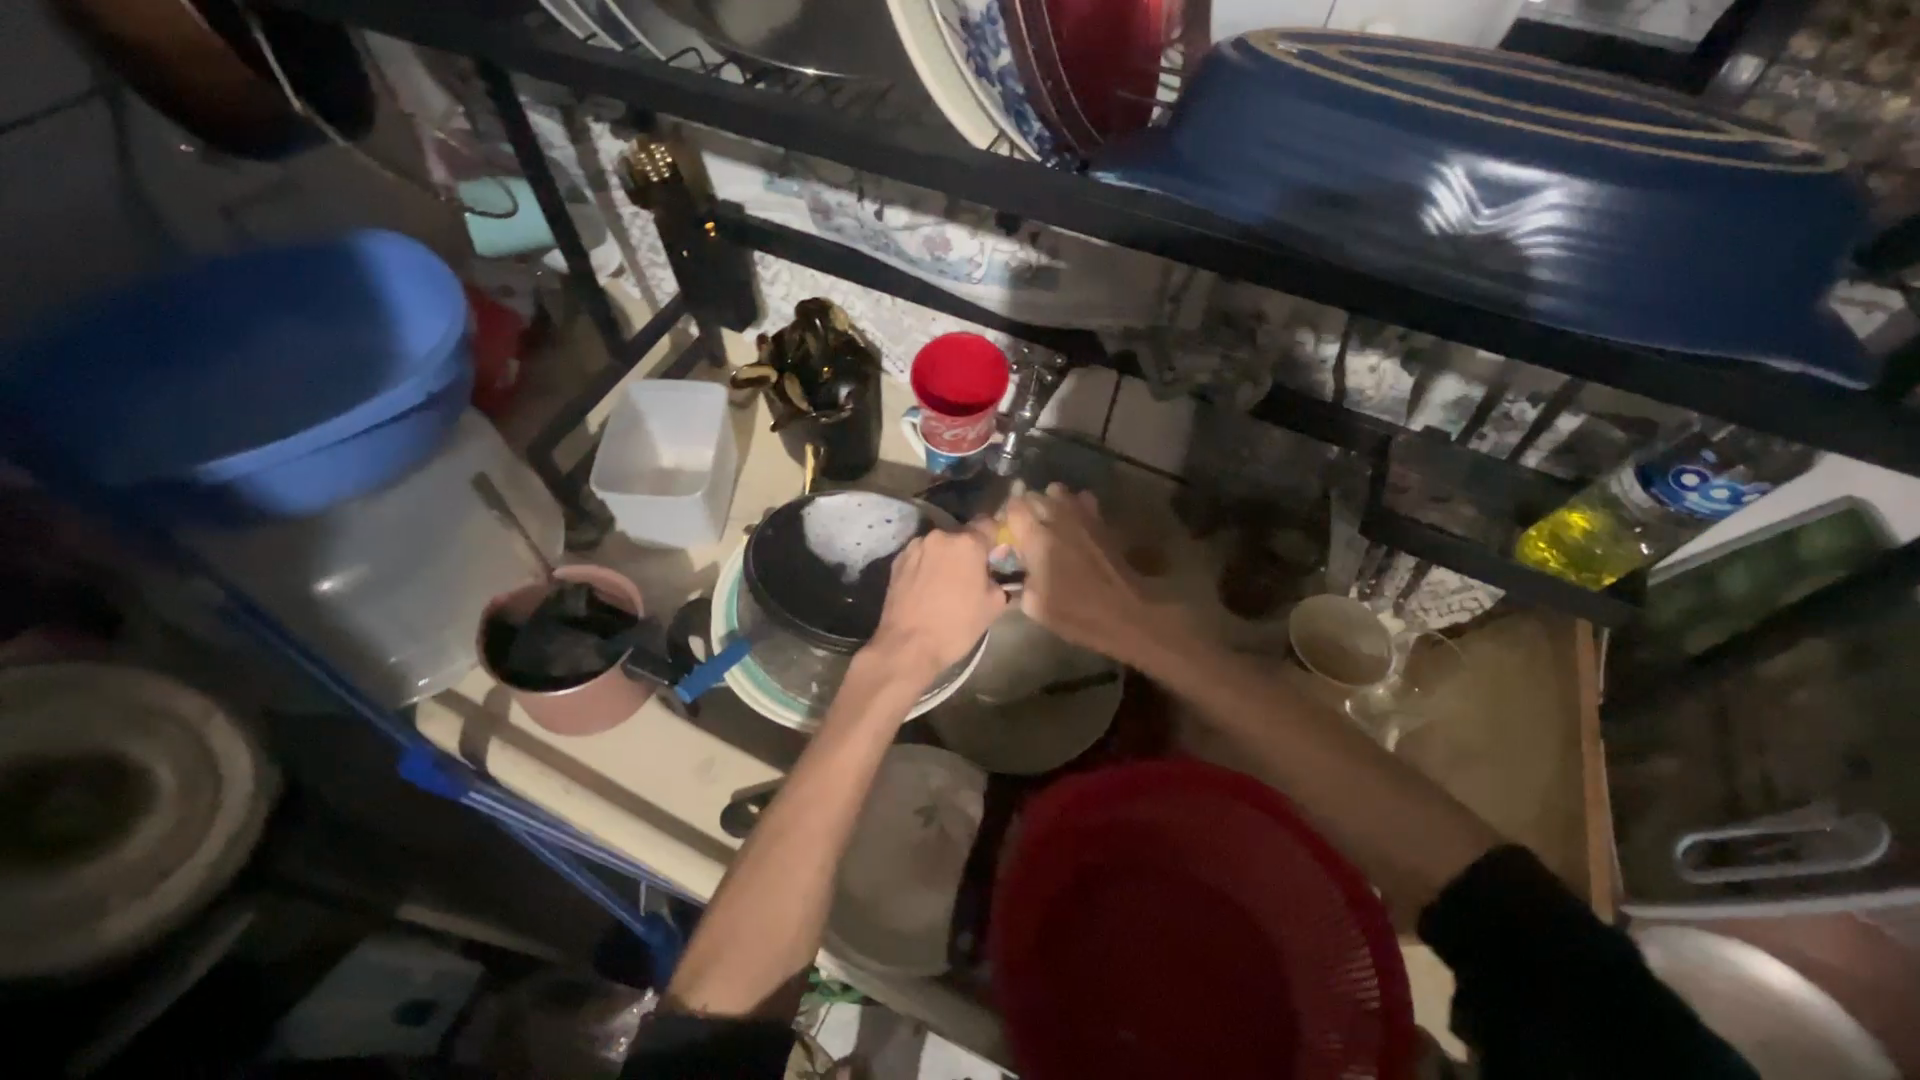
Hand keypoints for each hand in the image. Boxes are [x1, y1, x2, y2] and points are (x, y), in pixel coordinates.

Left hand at [865, 522, 1006, 680]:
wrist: (907, 646)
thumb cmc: (956, 626)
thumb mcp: (994, 606)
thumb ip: (998, 579)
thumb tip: (993, 573)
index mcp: (967, 542)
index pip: (988, 523)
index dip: (993, 538)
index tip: (993, 555)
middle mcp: (939, 536)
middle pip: (961, 535)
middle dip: (967, 551)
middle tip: (969, 575)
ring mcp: (914, 547)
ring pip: (938, 546)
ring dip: (944, 558)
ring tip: (944, 584)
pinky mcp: (896, 561)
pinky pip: (920, 556)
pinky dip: (926, 566)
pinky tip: (926, 588)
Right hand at [1005, 483, 1167, 662]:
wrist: (1125, 612)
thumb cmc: (1076, 613)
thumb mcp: (1034, 606)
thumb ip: (1020, 582)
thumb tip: (1018, 572)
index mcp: (1037, 537)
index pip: (1013, 506)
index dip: (1007, 516)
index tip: (1007, 531)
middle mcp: (1057, 518)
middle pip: (1034, 495)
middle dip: (1026, 507)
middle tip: (1025, 529)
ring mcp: (1082, 516)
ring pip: (1058, 491)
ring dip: (1049, 502)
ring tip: (1048, 522)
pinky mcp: (1101, 521)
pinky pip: (1082, 499)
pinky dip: (1074, 505)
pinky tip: (1074, 523)